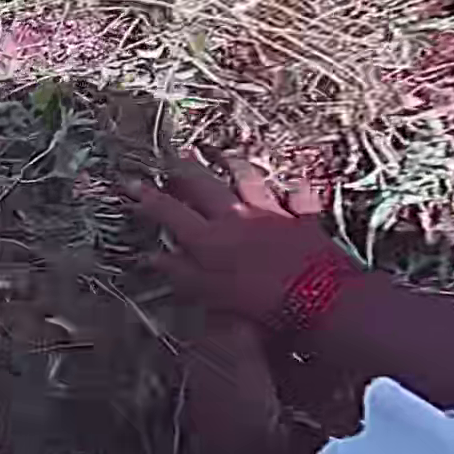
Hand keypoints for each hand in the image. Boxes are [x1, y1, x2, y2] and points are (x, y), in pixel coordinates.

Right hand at [126, 155, 353, 322]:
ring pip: (247, 178)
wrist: (321, 299)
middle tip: (174, 156)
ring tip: (222, 153)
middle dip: (185, 168)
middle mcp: (235, 218)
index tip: (132, 184)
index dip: (148, 197)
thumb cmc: (260, 301)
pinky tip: (290, 178)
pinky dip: (291, 184)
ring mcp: (270, 213)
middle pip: (203, 184)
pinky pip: (297, 193)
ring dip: (232, 163)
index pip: (169, 211)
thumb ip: (180, 272)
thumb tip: (153, 258)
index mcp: (208, 238)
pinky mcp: (301, 218)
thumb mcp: (209, 293)